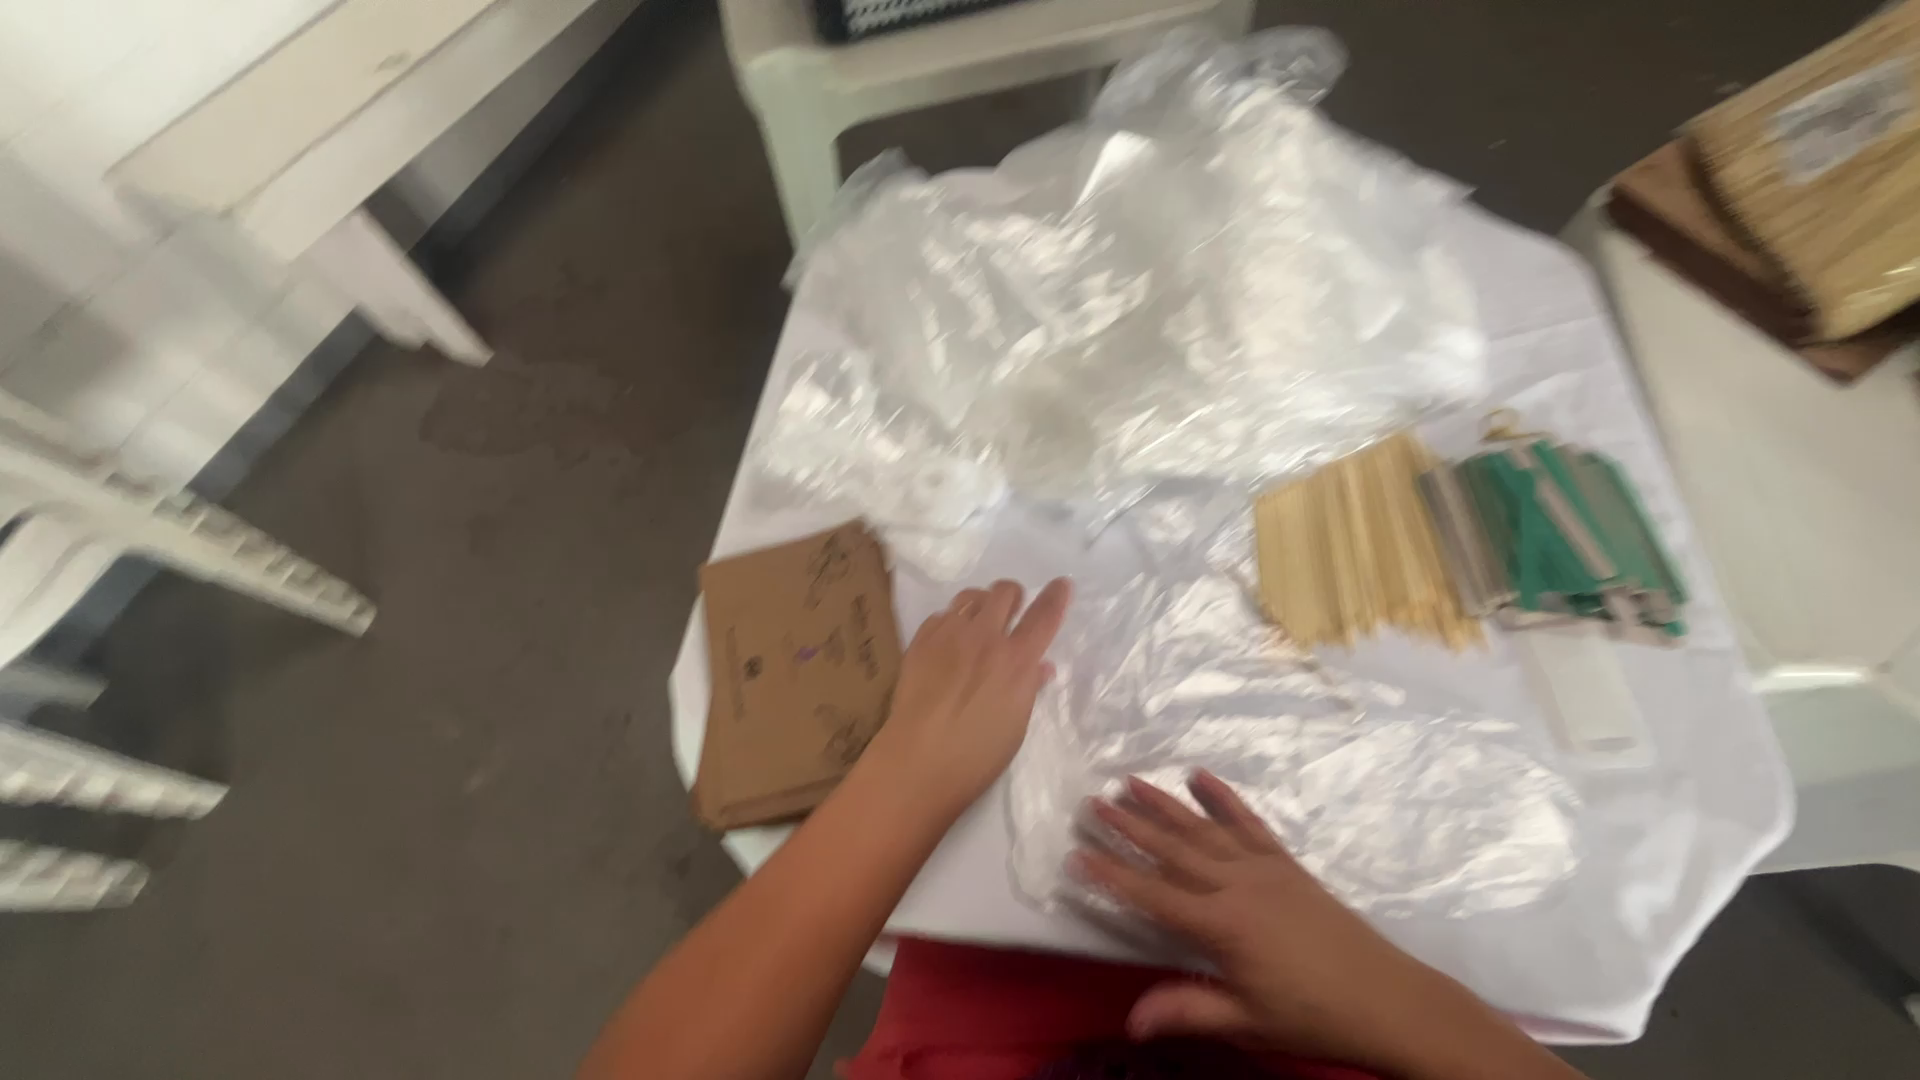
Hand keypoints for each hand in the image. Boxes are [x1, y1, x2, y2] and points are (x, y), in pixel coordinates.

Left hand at [862, 578, 1071, 820]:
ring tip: (979, 622)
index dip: (1056, 596)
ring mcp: (949, 635)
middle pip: (1004, 592)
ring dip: (982, 603)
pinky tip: (949, 642)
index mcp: (1016, 661)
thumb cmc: (977, 756)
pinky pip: (941, 615)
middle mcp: (985, 638)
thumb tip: (1039, 667)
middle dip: (1013, 596)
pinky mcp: (920, 641)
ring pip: (970, 596)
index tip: (1061, 584)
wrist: (917, 761)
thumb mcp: (1016, 725)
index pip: (1044, 616)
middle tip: (1012, 611)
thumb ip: (1028, 688)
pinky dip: (951, 622)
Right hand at [1073, 771, 1554, 1078]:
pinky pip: (1247, 822)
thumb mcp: (1247, 1021)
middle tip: (1095, 801)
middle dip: (1130, 826)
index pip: (1153, 894)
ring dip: (1164, 804)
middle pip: (1172, 850)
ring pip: (1202, 829)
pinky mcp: (1284, 861)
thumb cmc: (1312, 1015)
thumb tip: (1130, 1020)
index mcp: (1222, 925)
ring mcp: (1262, 866)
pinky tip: (1201, 776)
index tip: (1078, 853)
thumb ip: (1188, 1009)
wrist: (1386, 997)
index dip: (1112, 874)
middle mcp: (1236, 885)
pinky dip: (1223, 797)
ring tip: (1130, 781)